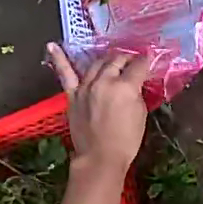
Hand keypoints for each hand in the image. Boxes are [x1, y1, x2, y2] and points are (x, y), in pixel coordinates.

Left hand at [48, 44, 148, 176]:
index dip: (146, 61)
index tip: (150, 59)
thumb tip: (135, 83)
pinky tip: (52, 46)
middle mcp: (104, 81)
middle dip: (127, 58)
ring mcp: (86, 86)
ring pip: (97, 63)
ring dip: (107, 59)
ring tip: (113, 59)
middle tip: (133, 61)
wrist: (100, 157)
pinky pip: (65, 74)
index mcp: (125, 87)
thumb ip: (137, 93)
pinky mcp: (73, 94)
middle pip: (117, 61)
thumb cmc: (126, 139)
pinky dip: (59, 59)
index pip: (139, 66)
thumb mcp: (140, 113)